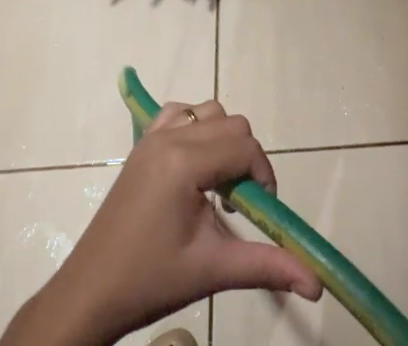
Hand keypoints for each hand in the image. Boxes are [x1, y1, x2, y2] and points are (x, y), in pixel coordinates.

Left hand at [0, 101, 322, 345]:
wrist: (90, 295)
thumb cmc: (150, 281)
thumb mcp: (213, 270)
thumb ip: (268, 265)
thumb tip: (317, 284)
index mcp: (183, 163)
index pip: (244, 147)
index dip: (263, 176)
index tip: (260, 210)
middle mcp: (167, 139)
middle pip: (231, 124)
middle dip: (245, 159)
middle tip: (238, 202)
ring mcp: (150, 139)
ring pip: (207, 113)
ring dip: (222, 140)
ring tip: (216, 185)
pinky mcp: (140, 147)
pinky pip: (178, 115)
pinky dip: (196, 130)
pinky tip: (194, 168)